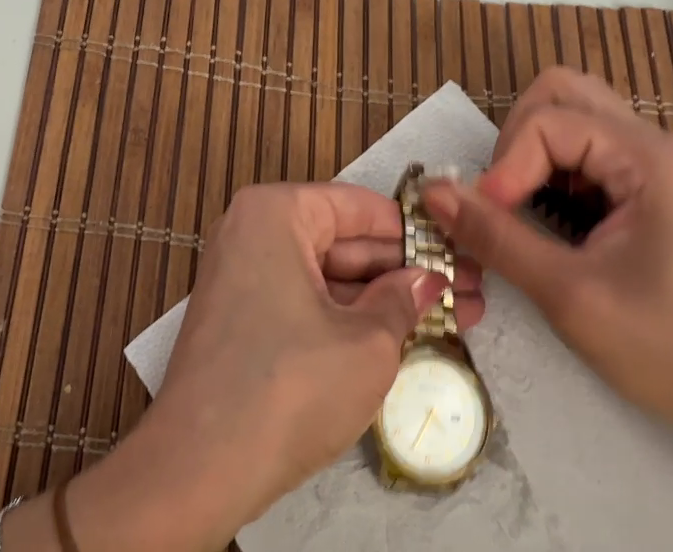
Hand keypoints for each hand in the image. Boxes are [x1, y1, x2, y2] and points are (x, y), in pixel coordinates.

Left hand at [89, 182, 479, 547]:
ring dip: (387, 298)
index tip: (462, 247)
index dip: (415, 230)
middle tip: (470, 286)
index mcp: (275, 214)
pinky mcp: (244, 321)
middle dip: (407, 268)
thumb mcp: (366, 343)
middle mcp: (252, 233)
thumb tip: (429, 280)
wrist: (201, 465)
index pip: (359, 207)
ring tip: (459, 314)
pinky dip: (352, 318)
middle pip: (344, 241)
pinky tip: (405, 334)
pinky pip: (307, 303)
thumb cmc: (290, 386)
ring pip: (330, 277)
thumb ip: (403, 302)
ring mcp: (244, 279)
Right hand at [423, 67, 672, 438]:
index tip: (486, 218)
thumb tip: (430, 191)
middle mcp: (655, 146)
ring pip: (573, 118)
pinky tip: (547, 219)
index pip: (549, 122)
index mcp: (650, 159)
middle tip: (500, 196)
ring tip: (517, 206)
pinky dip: (551, 172)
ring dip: (531, 153)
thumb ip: (495, 236)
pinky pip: (586, 151)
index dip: (505, 164)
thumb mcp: (569, 295)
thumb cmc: (668, 350)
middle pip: (563, 94)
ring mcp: (655, 166)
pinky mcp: (649, 190)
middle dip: (515, 138)